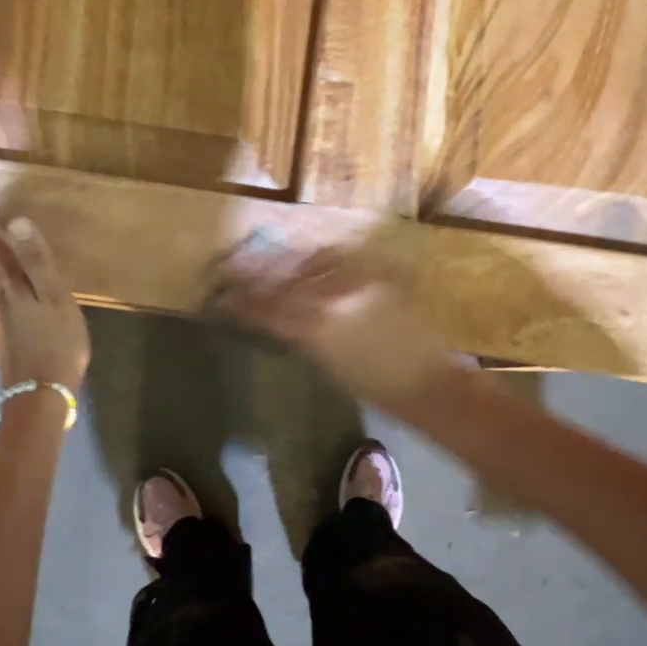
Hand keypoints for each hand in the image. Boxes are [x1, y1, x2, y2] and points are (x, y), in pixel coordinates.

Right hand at [210, 242, 463, 407]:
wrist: (428, 380)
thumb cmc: (374, 386)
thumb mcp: (324, 362)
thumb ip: (296, 333)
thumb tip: (271, 314)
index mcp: (316, 324)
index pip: (266, 305)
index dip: (239, 300)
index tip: (219, 296)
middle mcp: (335, 292)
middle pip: (282, 274)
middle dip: (253, 269)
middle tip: (230, 264)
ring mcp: (359, 276)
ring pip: (308, 259)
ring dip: (284, 261)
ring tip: (264, 259)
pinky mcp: (378, 270)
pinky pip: (338, 259)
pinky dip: (317, 261)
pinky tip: (306, 263)